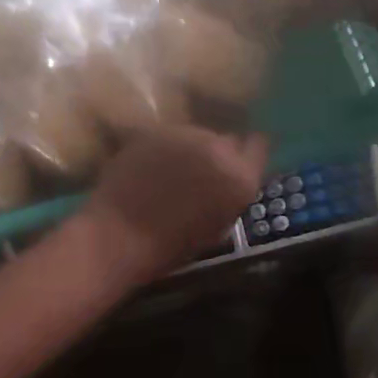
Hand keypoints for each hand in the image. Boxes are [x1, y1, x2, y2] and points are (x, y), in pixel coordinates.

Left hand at [79, 126, 268, 278]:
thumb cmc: (170, 247)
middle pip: (228, 139)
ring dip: (190, 149)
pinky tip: (150, 168)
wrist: (119, 235)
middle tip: (202, 173)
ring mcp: (185, 135)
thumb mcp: (216, 228)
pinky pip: (169, 136)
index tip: (239, 163)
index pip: (258, 146)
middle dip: (219, 153)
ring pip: (197, 134)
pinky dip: (164, 148)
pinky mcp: (155, 131)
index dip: (248, 155)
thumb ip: (229, 197)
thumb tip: (227, 183)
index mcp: (241, 178)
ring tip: (171, 171)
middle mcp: (219, 148)